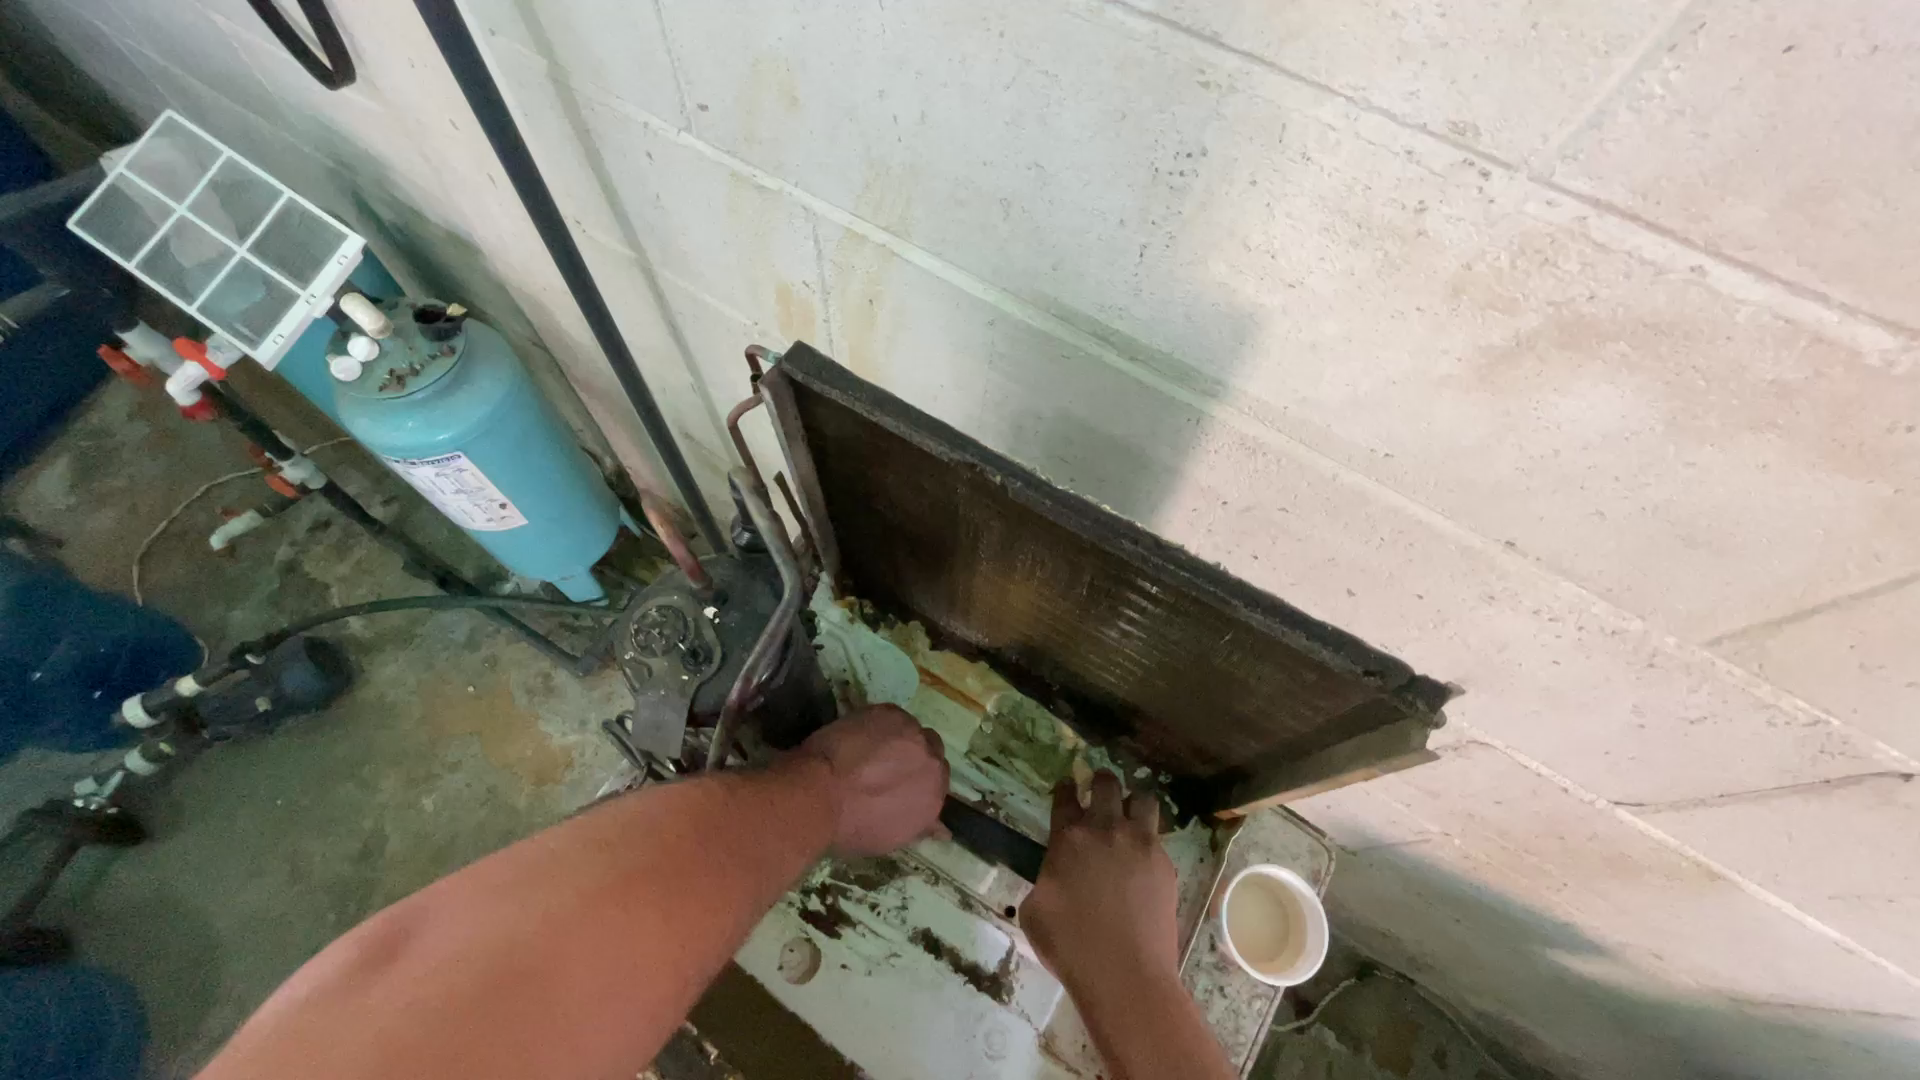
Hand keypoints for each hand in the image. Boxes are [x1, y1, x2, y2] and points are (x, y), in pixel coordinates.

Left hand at [791, 705, 948, 857]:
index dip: (918, 777)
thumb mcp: (890, 838)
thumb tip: (942, 830)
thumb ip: (920, 825)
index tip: (900, 781)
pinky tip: (860, 733)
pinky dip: (879, 722)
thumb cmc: (850, 826)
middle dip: (914, 755)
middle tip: (887, 762)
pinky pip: (892, 715)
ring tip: (870, 746)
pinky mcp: (891, 713)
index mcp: (934, 798)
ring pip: (912, 730)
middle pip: (931, 750)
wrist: (821, 792)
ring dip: (898, 737)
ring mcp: (913, 734)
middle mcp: (932, 763)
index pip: (938, 780)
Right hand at [1021, 770, 1178, 991]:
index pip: (1065, 797)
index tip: (1067, 784)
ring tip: (1130, 813)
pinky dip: (1149, 841)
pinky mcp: (1165, 865)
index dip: (1065, 787)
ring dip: (1133, 801)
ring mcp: (1140, 844)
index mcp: (1068, 837)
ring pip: (1143, 799)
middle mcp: (1105, 829)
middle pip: (1106, 784)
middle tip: (1099, 786)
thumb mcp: (1035, 911)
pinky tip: (1143, 859)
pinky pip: (1158, 839)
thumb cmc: (1069, 945)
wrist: (1123, 973)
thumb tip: (1054, 879)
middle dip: (1101, 780)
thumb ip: (1045, 881)